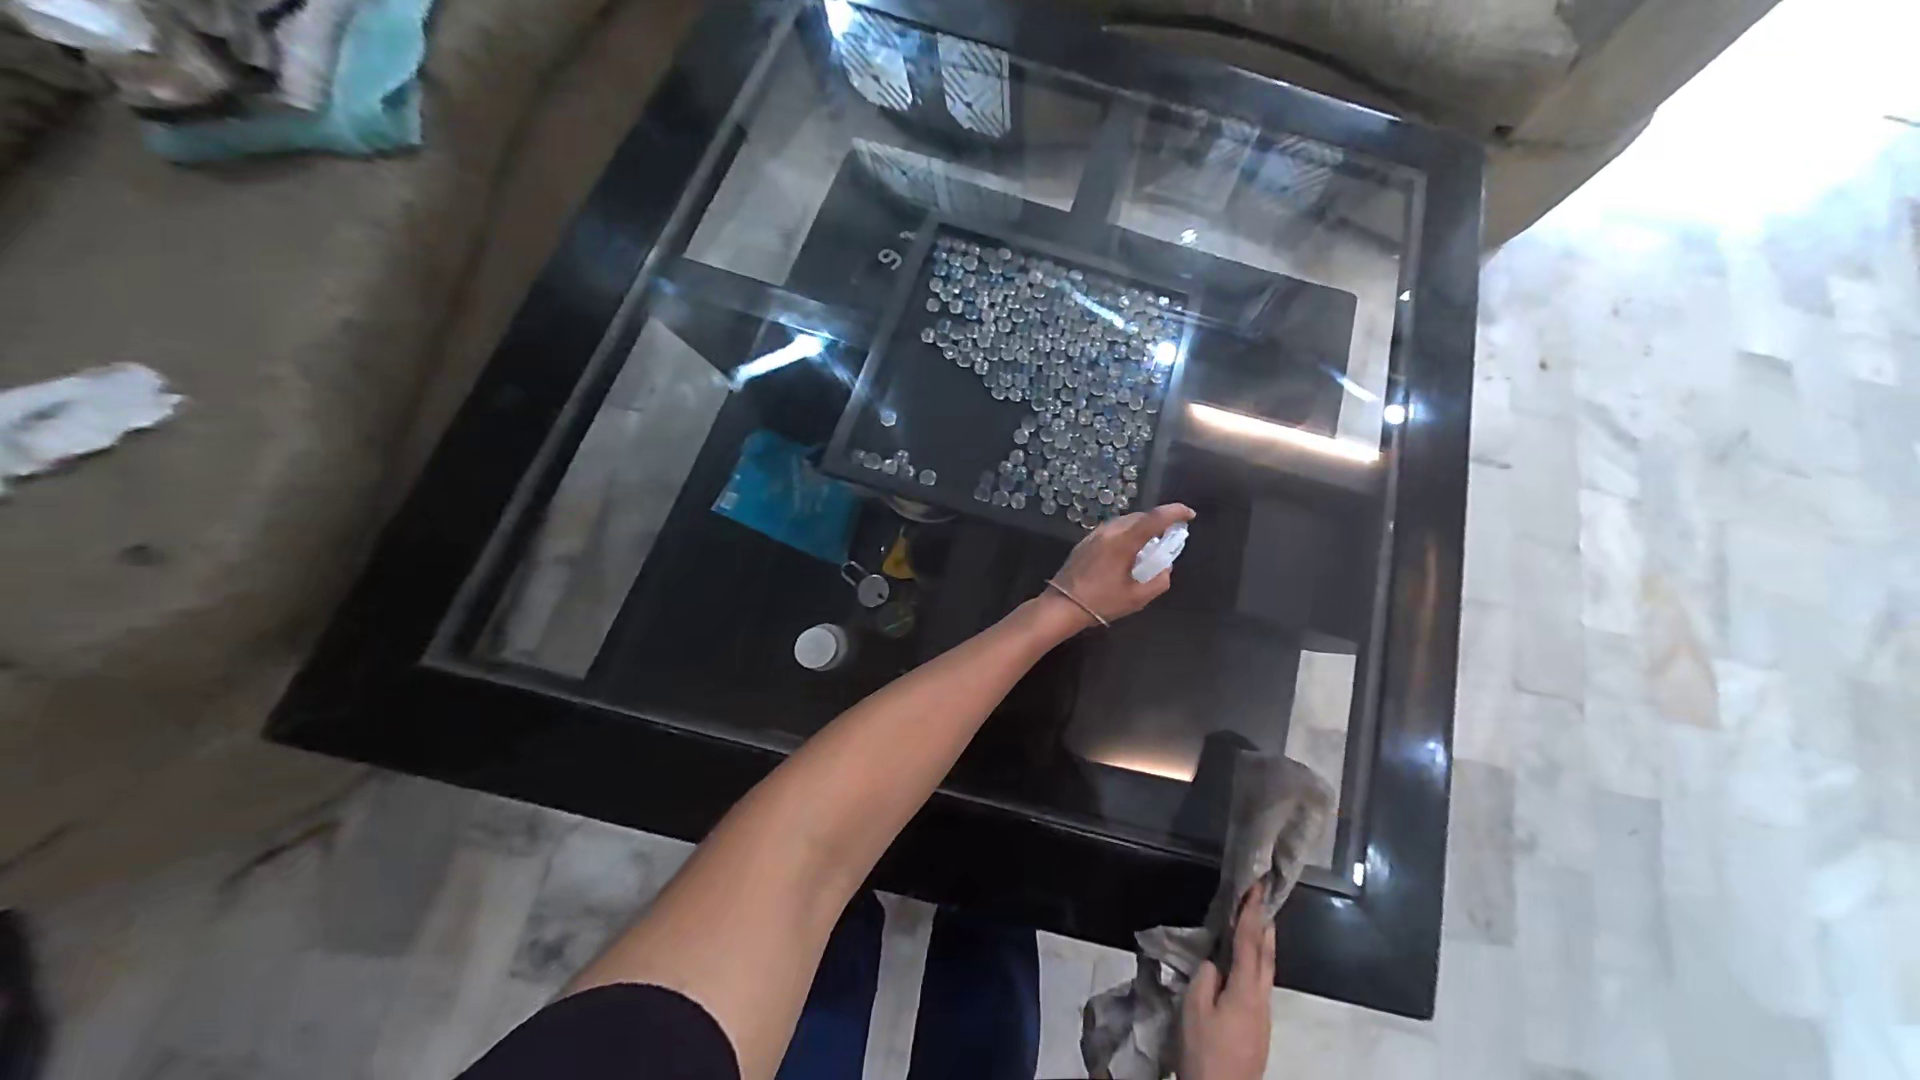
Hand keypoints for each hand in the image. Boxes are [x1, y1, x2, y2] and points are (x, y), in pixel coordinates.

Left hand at [1041, 502, 1195, 631]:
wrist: (1062, 605)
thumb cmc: (1102, 602)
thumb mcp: (1137, 598)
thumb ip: (1159, 580)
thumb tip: (1165, 566)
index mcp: (1124, 541)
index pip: (1155, 518)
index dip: (1175, 512)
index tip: (1190, 515)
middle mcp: (1110, 531)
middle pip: (1140, 516)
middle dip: (1160, 520)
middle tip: (1171, 534)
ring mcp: (1095, 534)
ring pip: (1126, 521)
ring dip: (1142, 527)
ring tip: (1151, 543)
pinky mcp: (1086, 541)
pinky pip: (1114, 529)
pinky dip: (1128, 533)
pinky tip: (1130, 550)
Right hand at [1179, 884, 1274, 1079]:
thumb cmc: (1204, 1052)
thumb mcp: (1193, 1010)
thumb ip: (1205, 980)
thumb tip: (1215, 965)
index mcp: (1246, 992)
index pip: (1249, 944)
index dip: (1251, 914)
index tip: (1256, 890)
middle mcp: (1261, 1002)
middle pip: (1266, 957)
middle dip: (1264, 927)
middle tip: (1263, 901)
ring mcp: (1263, 1019)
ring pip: (1266, 973)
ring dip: (1263, 946)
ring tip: (1258, 926)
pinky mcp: (1258, 1032)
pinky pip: (1260, 987)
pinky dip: (1256, 965)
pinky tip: (1246, 966)